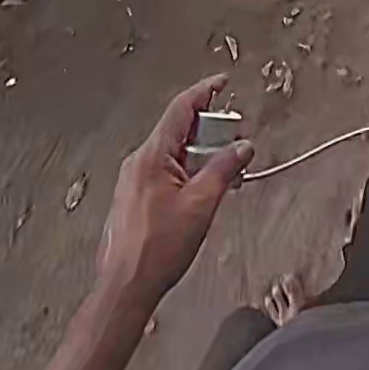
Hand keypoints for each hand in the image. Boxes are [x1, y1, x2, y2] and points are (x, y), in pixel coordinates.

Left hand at [96, 75, 252, 305]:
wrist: (125, 287)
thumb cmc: (158, 248)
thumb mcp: (201, 204)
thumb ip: (224, 169)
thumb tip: (243, 147)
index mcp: (152, 155)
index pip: (181, 109)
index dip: (204, 91)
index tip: (222, 82)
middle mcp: (139, 160)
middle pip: (178, 130)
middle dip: (208, 129)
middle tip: (233, 136)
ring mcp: (134, 179)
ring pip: (172, 152)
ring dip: (199, 154)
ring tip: (224, 169)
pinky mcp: (134, 196)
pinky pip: (164, 170)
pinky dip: (187, 170)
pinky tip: (203, 188)